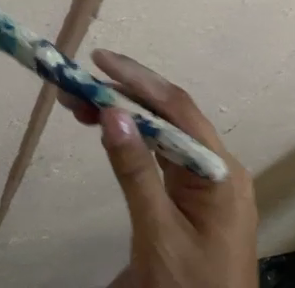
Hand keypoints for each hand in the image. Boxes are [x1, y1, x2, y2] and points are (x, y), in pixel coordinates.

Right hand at [59, 50, 258, 287]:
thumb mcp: (158, 234)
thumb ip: (136, 171)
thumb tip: (112, 110)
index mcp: (220, 173)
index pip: (176, 108)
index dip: (137, 79)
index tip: (96, 61)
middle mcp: (218, 170)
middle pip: (169, 116)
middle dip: (122, 95)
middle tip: (74, 89)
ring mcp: (207, 186)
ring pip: (163, 134)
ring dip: (124, 116)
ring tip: (79, 106)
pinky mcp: (193, 201)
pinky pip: (162, 156)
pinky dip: (133, 141)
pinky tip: (109, 133)